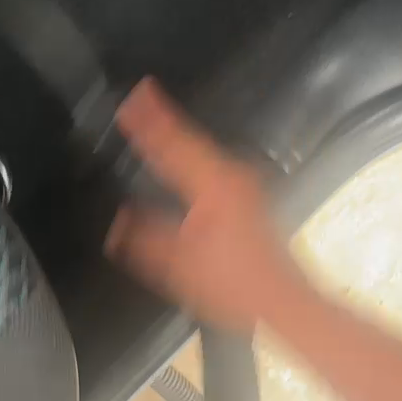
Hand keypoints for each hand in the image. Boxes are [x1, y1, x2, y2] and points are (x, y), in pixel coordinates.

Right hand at [103, 79, 309, 331]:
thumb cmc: (235, 286)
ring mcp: (243, 184)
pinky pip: (210, 160)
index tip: (131, 98)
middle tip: (138, 96)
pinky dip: (189, 150)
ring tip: (152, 115)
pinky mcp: (247, 195)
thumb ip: (144, 240)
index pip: (173, 144)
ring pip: (201, 148)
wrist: (284, 305)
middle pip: (189, 138)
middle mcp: (230, 175)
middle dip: (161, 117)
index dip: (150, 121)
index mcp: (212, 185)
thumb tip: (117, 223)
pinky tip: (179, 152)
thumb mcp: (178, 266)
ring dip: (175, 132)